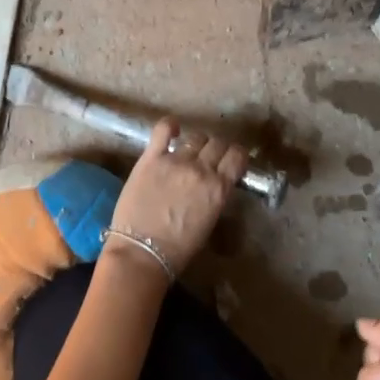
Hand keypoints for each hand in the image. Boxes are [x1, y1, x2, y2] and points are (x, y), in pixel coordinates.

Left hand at [106, 118, 245, 281]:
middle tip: (209, 157)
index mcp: (218, 188)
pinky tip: (172, 129)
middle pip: (217, 144)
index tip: (231, 159)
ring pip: (195, 137)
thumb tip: (216, 181)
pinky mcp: (150, 158)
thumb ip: (215, 196)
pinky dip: (170, 126)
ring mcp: (175, 161)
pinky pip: (163, 130)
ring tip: (190, 151)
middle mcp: (200, 169)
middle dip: (217, 149)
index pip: (237, 156)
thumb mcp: (209, 221)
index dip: (236, 155)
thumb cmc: (178, 248)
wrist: (142, 252)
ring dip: (196, 143)